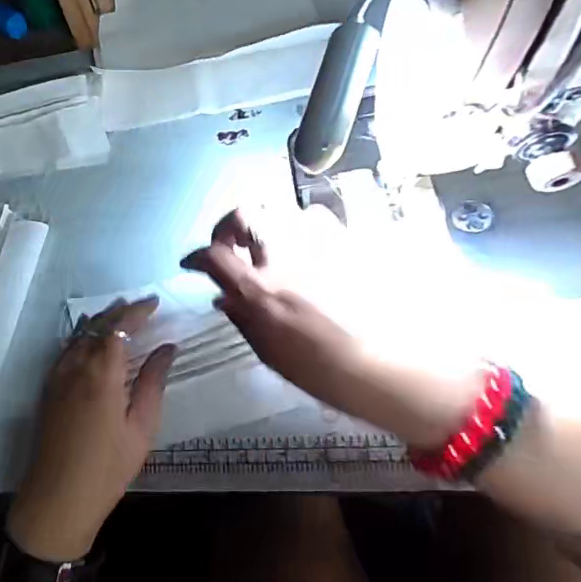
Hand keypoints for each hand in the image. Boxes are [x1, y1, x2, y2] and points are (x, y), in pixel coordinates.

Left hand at [9, 298, 175, 562]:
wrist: (58, 498)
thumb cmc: (109, 466)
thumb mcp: (141, 426)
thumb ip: (153, 382)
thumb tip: (167, 348)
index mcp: (102, 373)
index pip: (119, 328)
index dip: (137, 311)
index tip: (155, 302)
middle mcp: (75, 367)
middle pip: (96, 327)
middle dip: (118, 312)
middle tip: (141, 305)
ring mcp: (57, 378)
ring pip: (78, 336)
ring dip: (99, 321)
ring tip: (118, 314)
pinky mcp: (48, 391)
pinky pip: (66, 351)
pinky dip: (82, 337)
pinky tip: (91, 341)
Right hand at [181, 210, 484, 447]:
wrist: (387, 366)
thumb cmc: (324, 371)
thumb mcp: (271, 352)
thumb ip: (243, 318)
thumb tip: (224, 297)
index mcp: (261, 291)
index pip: (213, 257)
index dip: (196, 256)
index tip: (193, 263)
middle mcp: (286, 256)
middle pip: (245, 214)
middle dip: (228, 225)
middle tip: (230, 243)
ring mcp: (321, 244)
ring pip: (283, 210)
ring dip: (271, 224)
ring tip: (274, 246)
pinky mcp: (350, 240)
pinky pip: (320, 220)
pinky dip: (306, 230)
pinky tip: (312, 251)